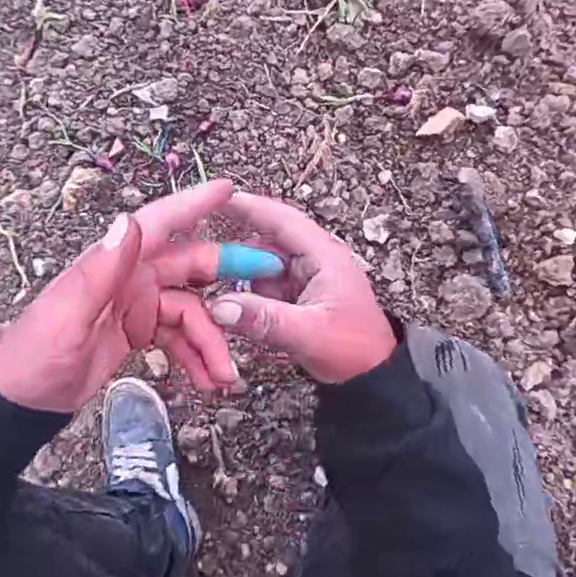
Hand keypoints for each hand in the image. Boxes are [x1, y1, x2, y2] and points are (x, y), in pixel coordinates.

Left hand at [0, 180, 238, 412]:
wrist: (21, 404)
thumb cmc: (36, 357)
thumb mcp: (67, 317)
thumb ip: (99, 271)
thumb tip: (127, 221)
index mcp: (113, 264)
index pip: (158, 223)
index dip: (194, 203)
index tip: (228, 189)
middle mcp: (130, 276)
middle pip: (190, 267)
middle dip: (229, 277)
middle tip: (266, 287)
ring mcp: (136, 303)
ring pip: (192, 310)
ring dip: (212, 340)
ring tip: (225, 376)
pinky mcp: (139, 330)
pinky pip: (179, 336)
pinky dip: (196, 355)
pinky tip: (207, 380)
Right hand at [207, 192, 396, 383]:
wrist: (374, 377)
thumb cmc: (354, 349)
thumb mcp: (309, 334)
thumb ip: (265, 319)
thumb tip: (220, 307)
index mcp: (324, 256)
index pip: (283, 220)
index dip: (250, 207)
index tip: (218, 199)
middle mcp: (314, 260)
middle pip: (266, 242)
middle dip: (235, 250)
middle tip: (201, 258)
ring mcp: (305, 278)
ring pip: (262, 265)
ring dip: (240, 274)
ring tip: (210, 284)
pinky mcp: (298, 297)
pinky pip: (266, 286)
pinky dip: (249, 293)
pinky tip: (232, 305)